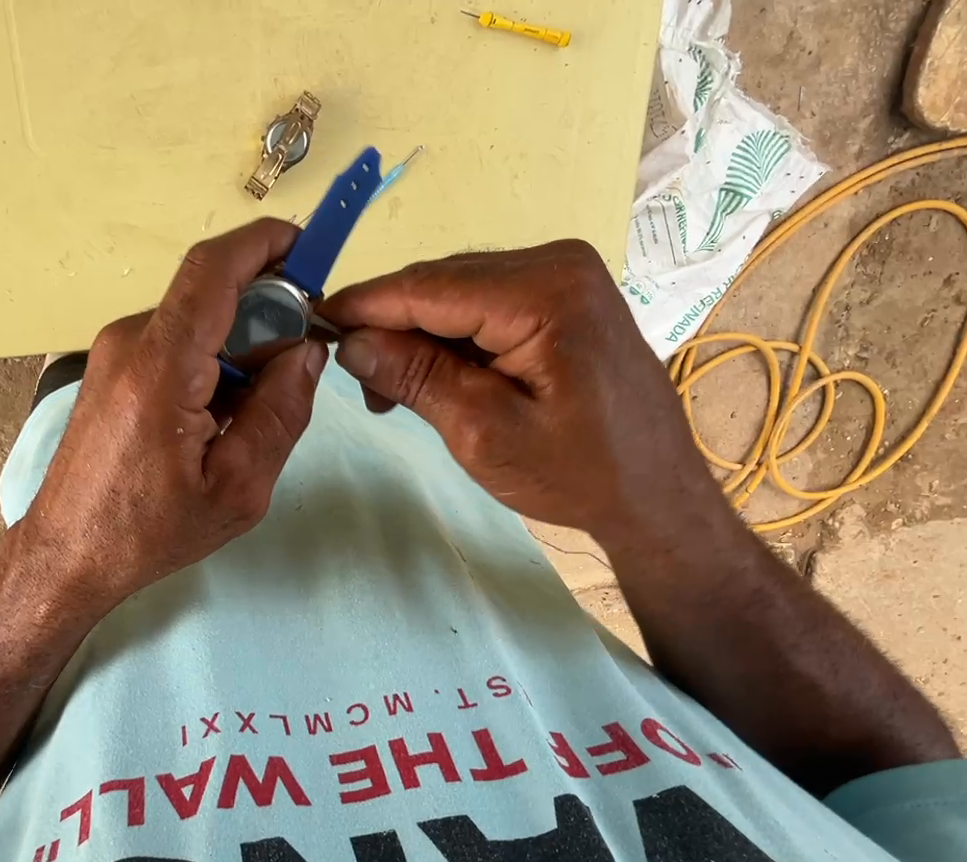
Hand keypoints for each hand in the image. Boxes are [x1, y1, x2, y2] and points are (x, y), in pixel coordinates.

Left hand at [19, 218, 328, 607]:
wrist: (68, 553)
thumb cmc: (149, 531)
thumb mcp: (237, 488)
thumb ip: (280, 413)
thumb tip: (307, 351)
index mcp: (160, 367)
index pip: (214, 270)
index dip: (265, 245)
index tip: (309, 251)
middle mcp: (130, 343)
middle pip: (211, 296)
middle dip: (266, 313)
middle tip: (299, 364)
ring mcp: (114, 353)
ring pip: (196, 322)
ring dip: (239, 347)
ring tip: (254, 411)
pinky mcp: (111, 370)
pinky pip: (175, 344)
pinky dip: (211, 363)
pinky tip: (220, 417)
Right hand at [321, 241, 727, 550]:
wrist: (654, 493)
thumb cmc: (577, 473)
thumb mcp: (483, 432)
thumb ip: (416, 378)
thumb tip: (351, 341)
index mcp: (544, 291)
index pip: (427, 286)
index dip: (364, 305)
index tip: (311, 322)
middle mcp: (555, 263)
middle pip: (440, 284)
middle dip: (390, 327)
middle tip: (358, 384)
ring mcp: (563, 278)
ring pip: (456, 295)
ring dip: (416, 338)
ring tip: (392, 394)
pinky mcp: (562, 299)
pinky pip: (484, 308)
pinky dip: (449, 342)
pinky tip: (432, 380)